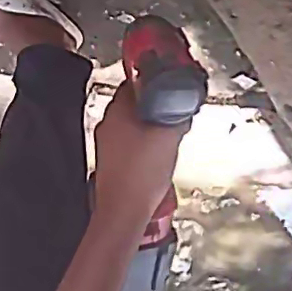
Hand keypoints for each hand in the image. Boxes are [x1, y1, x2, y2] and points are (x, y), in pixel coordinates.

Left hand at [91, 80, 186, 226]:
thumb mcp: (170, 136)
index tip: (167, 81)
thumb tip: (184, 106)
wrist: (124, 211)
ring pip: (132, 122)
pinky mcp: (111, 159)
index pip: (134, 80)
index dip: (154, 79)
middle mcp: (108, 123)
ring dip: (149, 123)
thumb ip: (178, 114)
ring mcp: (107, 142)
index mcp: (117, 110)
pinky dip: (143, 140)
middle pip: (134, 102)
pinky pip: (129, 140)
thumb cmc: (141, 174)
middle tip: (173, 108)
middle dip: (154, 103)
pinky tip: (157, 152)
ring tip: (168, 131)